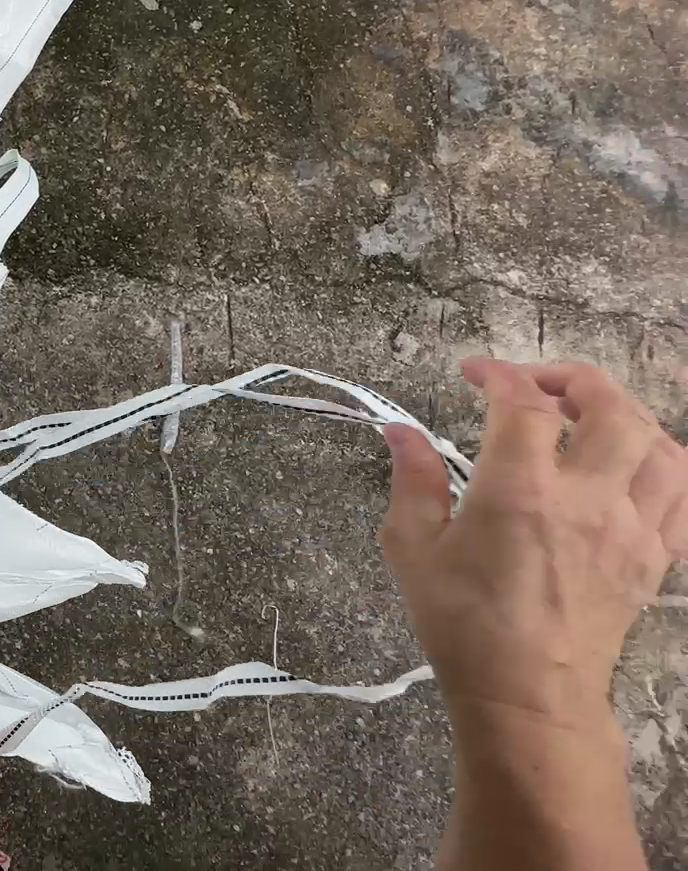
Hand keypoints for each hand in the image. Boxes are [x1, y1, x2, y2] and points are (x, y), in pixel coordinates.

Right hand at [380, 357, 686, 730]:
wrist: (526, 686)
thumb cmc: (456, 612)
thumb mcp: (410, 541)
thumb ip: (413, 478)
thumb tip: (398, 430)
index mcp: (521, 493)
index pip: (525, 407)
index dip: (500, 375)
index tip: (470, 371)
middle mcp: (589, 499)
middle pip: (615, 411)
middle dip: (574, 379)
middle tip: (530, 383)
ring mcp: (636, 527)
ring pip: (664, 445)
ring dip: (624, 414)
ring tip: (581, 415)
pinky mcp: (658, 554)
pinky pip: (686, 492)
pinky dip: (664, 461)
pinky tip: (629, 462)